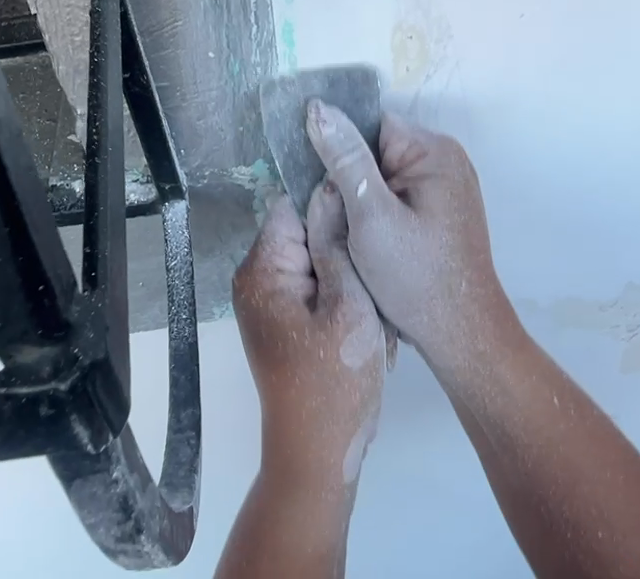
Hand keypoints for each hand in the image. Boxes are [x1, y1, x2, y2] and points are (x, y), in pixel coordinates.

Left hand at [232, 185, 386, 485]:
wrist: (320, 452)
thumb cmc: (334, 378)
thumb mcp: (347, 303)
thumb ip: (336, 242)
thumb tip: (328, 186)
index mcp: (263, 268)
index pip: (293, 207)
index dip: (332, 202)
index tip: (371, 212)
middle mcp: (258, 278)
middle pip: (308, 234)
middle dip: (347, 251)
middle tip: (381, 276)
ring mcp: (272, 302)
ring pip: (321, 264)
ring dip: (352, 282)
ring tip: (378, 312)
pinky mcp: (288, 321)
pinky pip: (320, 292)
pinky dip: (346, 304)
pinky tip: (370, 331)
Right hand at [306, 100, 506, 373]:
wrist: (460, 336)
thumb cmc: (416, 277)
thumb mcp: (371, 216)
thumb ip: (344, 159)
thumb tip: (318, 107)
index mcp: (434, 151)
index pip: (369, 126)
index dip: (340, 152)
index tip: (321, 187)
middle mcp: (444, 160)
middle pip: (372, 151)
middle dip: (347, 180)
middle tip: (335, 220)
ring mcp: (444, 188)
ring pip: (378, 178)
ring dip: (358, 202)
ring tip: (350, 236)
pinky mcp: (439, 213)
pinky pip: (392, 199)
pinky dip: (374, 216)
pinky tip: (367, 243)